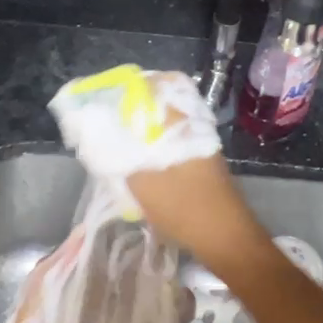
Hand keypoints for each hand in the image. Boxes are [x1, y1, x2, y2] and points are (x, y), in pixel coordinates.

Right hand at [48, 65, 268, 267]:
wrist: (225, 237)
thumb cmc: (183, 205)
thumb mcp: (140, 182)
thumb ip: (117, 155)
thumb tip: (97, 135)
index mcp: (180, 121)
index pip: (157, 85)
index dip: (129, 88)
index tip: (106, 98)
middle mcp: (193, 124)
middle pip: (160, 106)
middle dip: (132, 112)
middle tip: (107, 125)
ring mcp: (200, 144)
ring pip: (165, 127)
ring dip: (142, 133)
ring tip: (118, 146)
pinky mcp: (202, 162)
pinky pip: (172, 144)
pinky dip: (154, 148)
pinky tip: (139, 166)